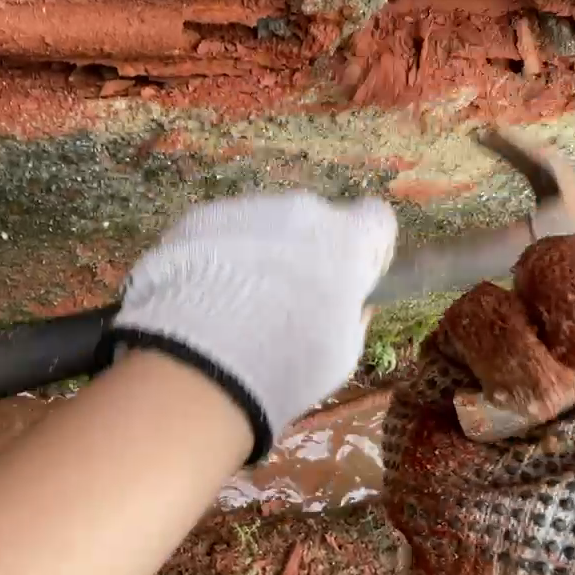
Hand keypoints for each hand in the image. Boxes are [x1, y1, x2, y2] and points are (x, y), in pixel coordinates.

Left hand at [110, 191, 396, 462]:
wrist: (198, 362)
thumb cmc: (285, 365)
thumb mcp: (340, 354)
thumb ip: (349, 316)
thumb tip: (347, 304)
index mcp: (347, 240)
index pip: (375, 218)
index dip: (364, 247)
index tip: (348, 276)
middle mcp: (300, 211)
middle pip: (312, 222)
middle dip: (304, 251)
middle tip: (281, 300)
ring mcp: (245, 209)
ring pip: (261, 224)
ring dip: (256, 252)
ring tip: (232, 304)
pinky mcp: (198, 218)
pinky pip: (217, 232)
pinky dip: (213, 255)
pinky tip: (199, 297)